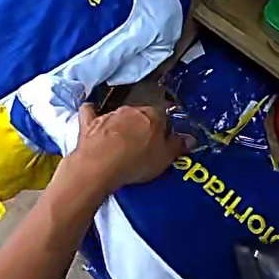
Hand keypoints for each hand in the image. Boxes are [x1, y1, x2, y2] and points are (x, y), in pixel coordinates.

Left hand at [62, 103, 187, 190]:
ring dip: (123, 125)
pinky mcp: (89, 124)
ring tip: (124, 145)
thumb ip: (178, 146)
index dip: (165, 131)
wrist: (99, 167)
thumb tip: (190, 139)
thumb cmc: (135, 161)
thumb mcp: (165, 158)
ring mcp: (109, 115)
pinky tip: (92, 113)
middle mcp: (132, 111)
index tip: (165, 142)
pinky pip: (90, 112)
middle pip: (143, 116)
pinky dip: (92, 112)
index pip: (165, 117)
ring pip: (120, 116)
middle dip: (145, 127)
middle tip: (146, 146)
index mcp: (154, 116)